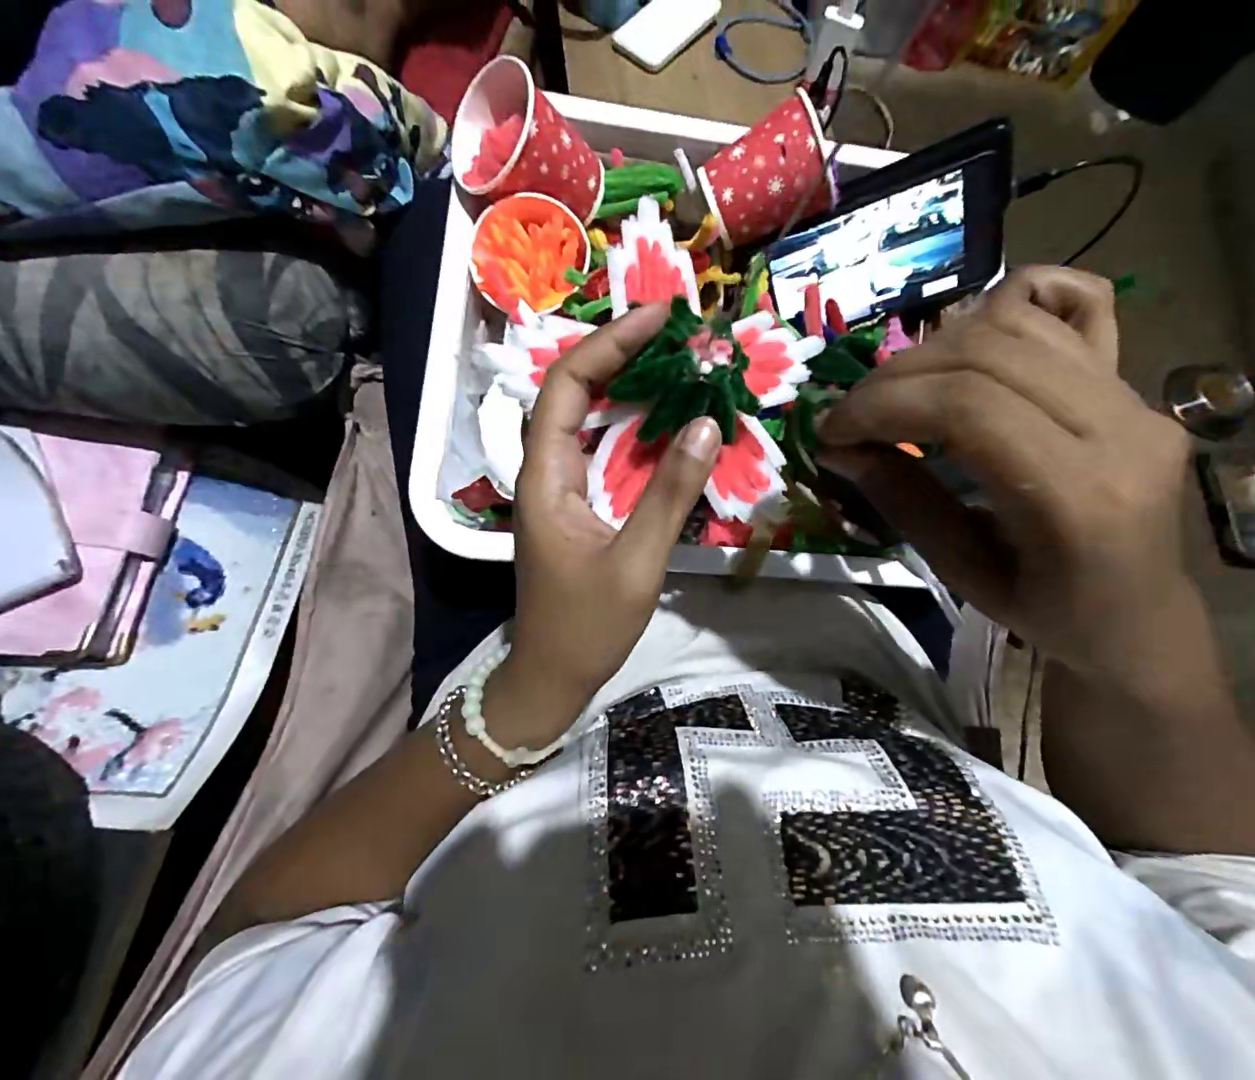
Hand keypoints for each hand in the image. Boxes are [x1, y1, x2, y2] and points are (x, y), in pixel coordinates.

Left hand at [487, 304, 721, 746]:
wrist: (552, 676)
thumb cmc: (587, 626)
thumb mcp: (636, 563)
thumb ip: (671, 494)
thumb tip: (708, 425)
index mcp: (546, 476)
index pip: (569, 385)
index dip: (611, 343)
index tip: (660, 317)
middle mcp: (547, 470)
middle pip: (577, 391)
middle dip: (625, 354)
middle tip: (681, 334)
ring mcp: (562, 487)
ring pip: (592, 418)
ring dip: (632, 386)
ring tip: (682, 361)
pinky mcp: (580, 505)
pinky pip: (605, 449)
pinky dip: (637, 425)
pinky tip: (670, 417)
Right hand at [818, 266, 1192, 683]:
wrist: (1142, 619)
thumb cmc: (1052, 616)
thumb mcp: (967, 575)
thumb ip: (907, 502)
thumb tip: (843, 448)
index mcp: (1080, 499)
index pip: (968, 407)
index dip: (885, 405)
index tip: (833, 431)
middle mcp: (1122, 431)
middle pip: (989, 354)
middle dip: (898, 377)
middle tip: (853, 415)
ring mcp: (1137, 400)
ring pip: (1021, 322)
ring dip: (938, 346)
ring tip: (901, 390)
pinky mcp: (1136, 386)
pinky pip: (1074, 310)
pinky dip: (1010, 306)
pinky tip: (973, 336)